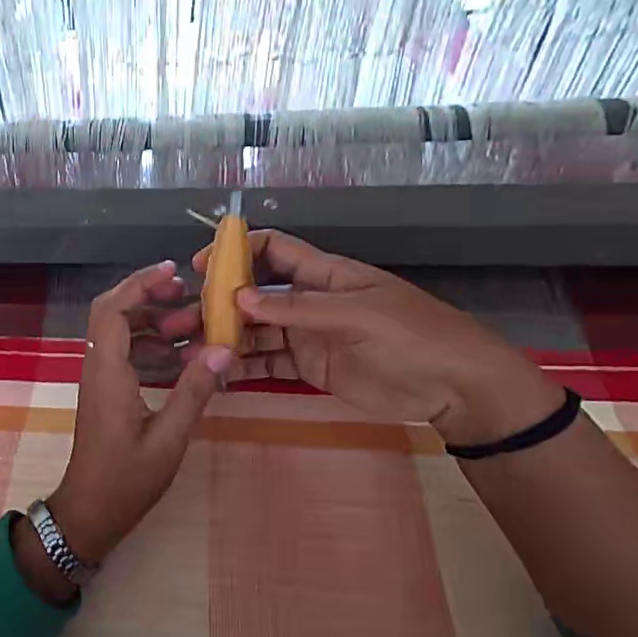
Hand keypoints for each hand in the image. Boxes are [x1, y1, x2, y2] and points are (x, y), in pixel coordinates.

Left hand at [42, 261, 232, 563]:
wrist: (90, 512)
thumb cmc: (126, 479)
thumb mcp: (169, 438)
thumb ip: (194, 390)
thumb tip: (223, 348)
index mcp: (107, 372)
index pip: (114, 309)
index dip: (139, 284)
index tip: (172, 272)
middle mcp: (97, 369)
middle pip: (112, 314)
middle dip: (146, 296)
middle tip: (185, 295)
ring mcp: (99, 382)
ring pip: (119, 334)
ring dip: (151, 323)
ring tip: (192, 326)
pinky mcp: (105, 395)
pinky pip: (124, 356)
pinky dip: (149, 347)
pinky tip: (180, 358)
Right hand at [189, 231, 560, 446]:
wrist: (452, 386)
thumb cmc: (410, 335)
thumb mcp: (356, 314)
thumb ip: (298, 307)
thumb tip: (240, 298)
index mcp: (323, 274)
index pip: (272, 250)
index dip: (236, 252)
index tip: (202, 266)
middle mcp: (308, 300)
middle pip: (255, 294)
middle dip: (220, 303)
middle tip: (185, 320)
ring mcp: (307, 336)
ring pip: (257, 332)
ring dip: (227, 338)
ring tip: (193, 351)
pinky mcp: (309, 368)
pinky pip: (269, 364)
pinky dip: (245, 368)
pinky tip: (219, 375)